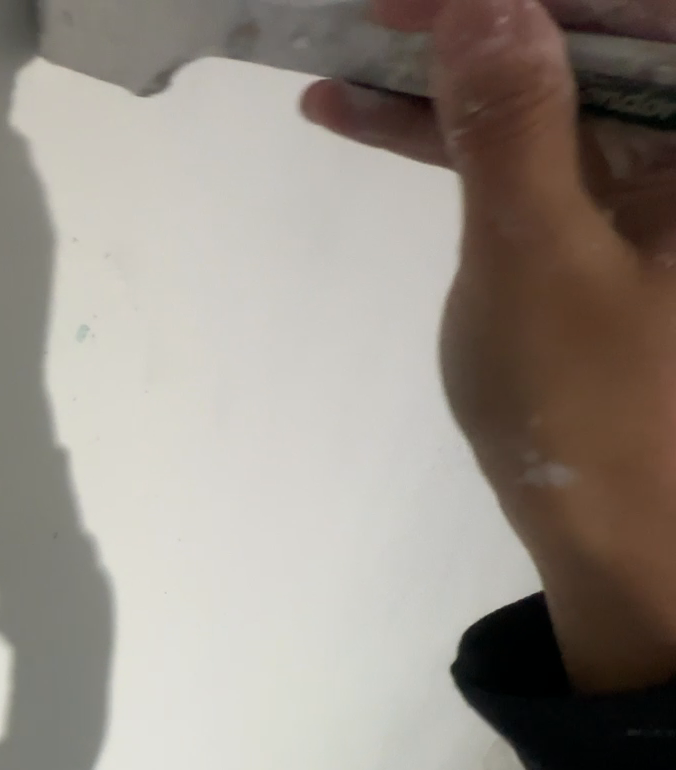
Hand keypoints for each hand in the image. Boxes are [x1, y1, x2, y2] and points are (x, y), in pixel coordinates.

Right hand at [303, 0, 675, 691]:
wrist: (608, 501)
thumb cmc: (584, 390)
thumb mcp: (534, 254)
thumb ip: (514, 130)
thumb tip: (485, 9)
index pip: (641, 13)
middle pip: (593, 37)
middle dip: (477, 23)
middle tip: (371, 14)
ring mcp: (649, 165)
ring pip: (542, 84)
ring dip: (440, 73)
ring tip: (342, 60)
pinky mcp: (592, 203)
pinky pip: (516, 142)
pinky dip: (437, 131)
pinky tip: (359, 118)